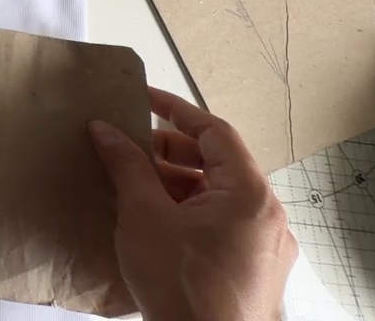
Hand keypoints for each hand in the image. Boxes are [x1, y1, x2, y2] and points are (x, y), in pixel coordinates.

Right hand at [89, 87, 296, 320]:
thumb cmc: (180, 277)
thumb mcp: (143, 211)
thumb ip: (127, 163)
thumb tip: (105, 128)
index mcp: (250, 196)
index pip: (216, 133)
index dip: (176, 109)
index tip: (141, 97)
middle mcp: (269, 217)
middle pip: (219, 162)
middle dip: (170, 148)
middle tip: (127, 146)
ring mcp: (266, 246)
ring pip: (218, 192)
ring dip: (175, 178)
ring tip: (133, 182)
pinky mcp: (255, 268)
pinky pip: (222, 219)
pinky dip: (187, 205)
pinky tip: (153, 215)